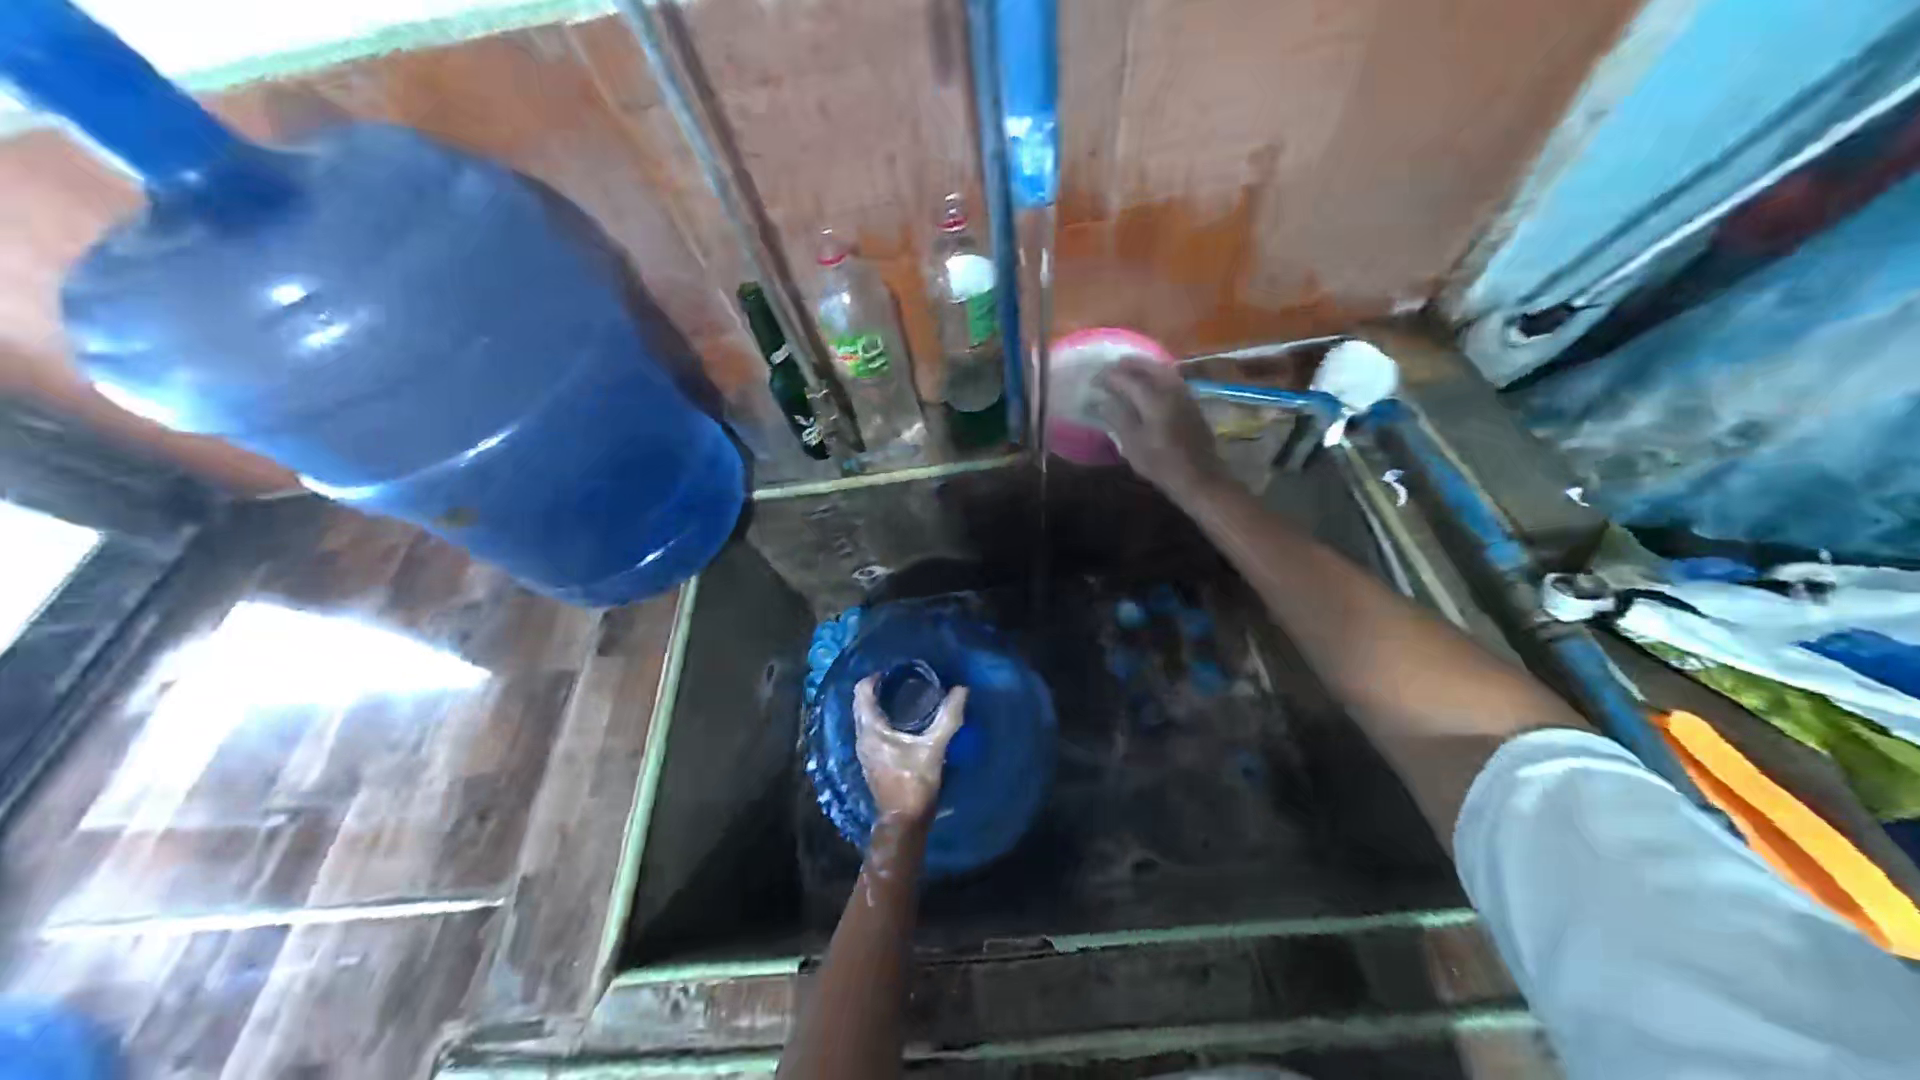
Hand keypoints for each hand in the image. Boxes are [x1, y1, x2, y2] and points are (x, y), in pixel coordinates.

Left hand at [854, 675, 967, 823]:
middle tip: (904, 681)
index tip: (896, 671)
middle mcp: (861, 737)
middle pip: (862, 703)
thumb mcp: (934, 748)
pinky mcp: (871, 761)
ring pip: (866, 718)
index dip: (876, 676)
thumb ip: (948, 718)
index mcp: (871, 729)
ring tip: (906, 698)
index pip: (862, 691)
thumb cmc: (915, 782)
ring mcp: (864, 751)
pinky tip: (904, 724)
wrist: (904, 821)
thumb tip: (961, 690)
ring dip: (881, 705)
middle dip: (880, 689)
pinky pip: (871, 730)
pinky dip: (882, 720)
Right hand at [1093, 357, 1231, 501]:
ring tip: (1130, 371)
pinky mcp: (1192, 404)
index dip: (1109, 377)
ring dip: (1145, 367)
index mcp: (1154, 399)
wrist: (1199, 477)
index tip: (1095, 380)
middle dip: (1129, 364)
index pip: (1127, 378)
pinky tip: (1150, 384)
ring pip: (1163, 370)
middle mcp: (1171, 390)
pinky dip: (1158, 375)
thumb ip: (1117, 417)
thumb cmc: (1161, 464)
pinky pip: (1172, 379)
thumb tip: (1102, 401)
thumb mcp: (1132, 444)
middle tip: (1112, 367)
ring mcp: (1185, 395)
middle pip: (1149, 366)